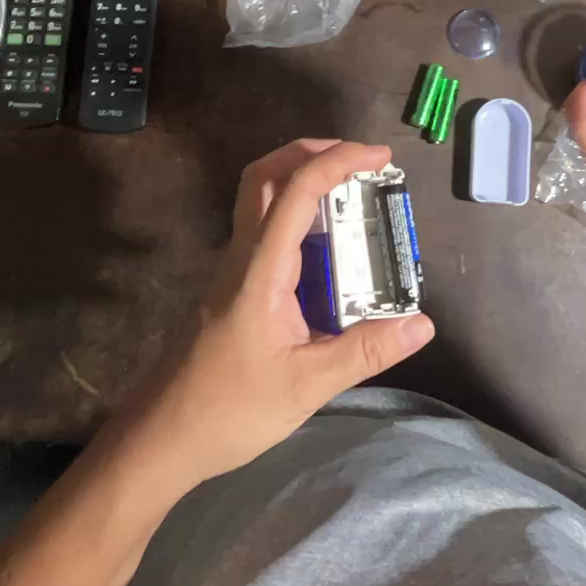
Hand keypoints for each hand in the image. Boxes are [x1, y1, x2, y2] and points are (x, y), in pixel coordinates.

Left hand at [124, 140, 435, 485]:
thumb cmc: (230, 409)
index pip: (297, 191)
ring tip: (350, 192)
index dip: (339, 161)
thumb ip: (364, 351)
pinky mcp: (234, 284)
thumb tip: (422, 323)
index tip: (380, 157)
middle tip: (358, 160)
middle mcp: (243, 254)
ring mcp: (234, 267)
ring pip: (260, 198)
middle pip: (265, 175)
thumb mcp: (307, 386)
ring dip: (301, 178)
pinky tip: (328, 247)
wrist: (163, 433)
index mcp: (260, 267)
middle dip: (311, 151)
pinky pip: (264, 228)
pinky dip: (296, 213)